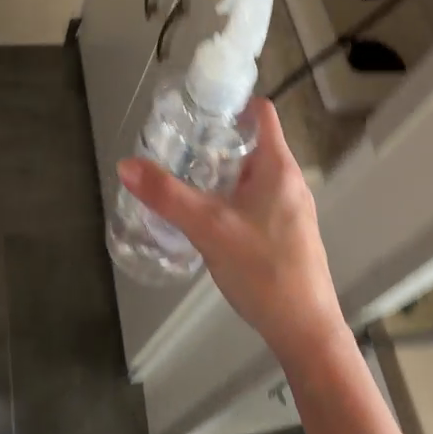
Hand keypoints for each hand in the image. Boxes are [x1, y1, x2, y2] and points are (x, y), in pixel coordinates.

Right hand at [119, 98, 346, 367]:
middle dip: (217, 143)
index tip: (199, 108)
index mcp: (279, 167)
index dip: (232, 103)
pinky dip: (233, 199)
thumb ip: (167, 195)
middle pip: (254, 144)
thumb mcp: (208, 228)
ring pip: (255, 177)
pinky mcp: (289, 235)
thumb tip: (127, 164)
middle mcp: (290, 181)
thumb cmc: (262, 269)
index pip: (262, 113)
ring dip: (223, 174)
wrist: (305, 330)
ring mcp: (293, 210)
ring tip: (186, 180)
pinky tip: (208, 220)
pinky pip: (258, 202)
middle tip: (180, 147)